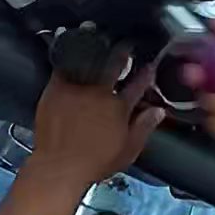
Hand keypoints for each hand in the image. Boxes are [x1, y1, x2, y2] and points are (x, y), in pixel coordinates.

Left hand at [28, 51, 165, 189]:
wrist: (59, 167)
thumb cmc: (95, 162)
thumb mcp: (128, 149)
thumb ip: (144, 127)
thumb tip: (158, 111)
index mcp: (119, 106)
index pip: (138, 84)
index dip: (146, 74)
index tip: (149, 66)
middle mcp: (100, 92)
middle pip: (115, 65)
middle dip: (123, 54)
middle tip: (125, 48)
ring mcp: (77, 88)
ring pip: (90, 62)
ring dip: (98, 54)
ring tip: (101, 48)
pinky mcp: (55, 89)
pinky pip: (64, 67)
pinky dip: (70, 61)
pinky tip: (73, 57)